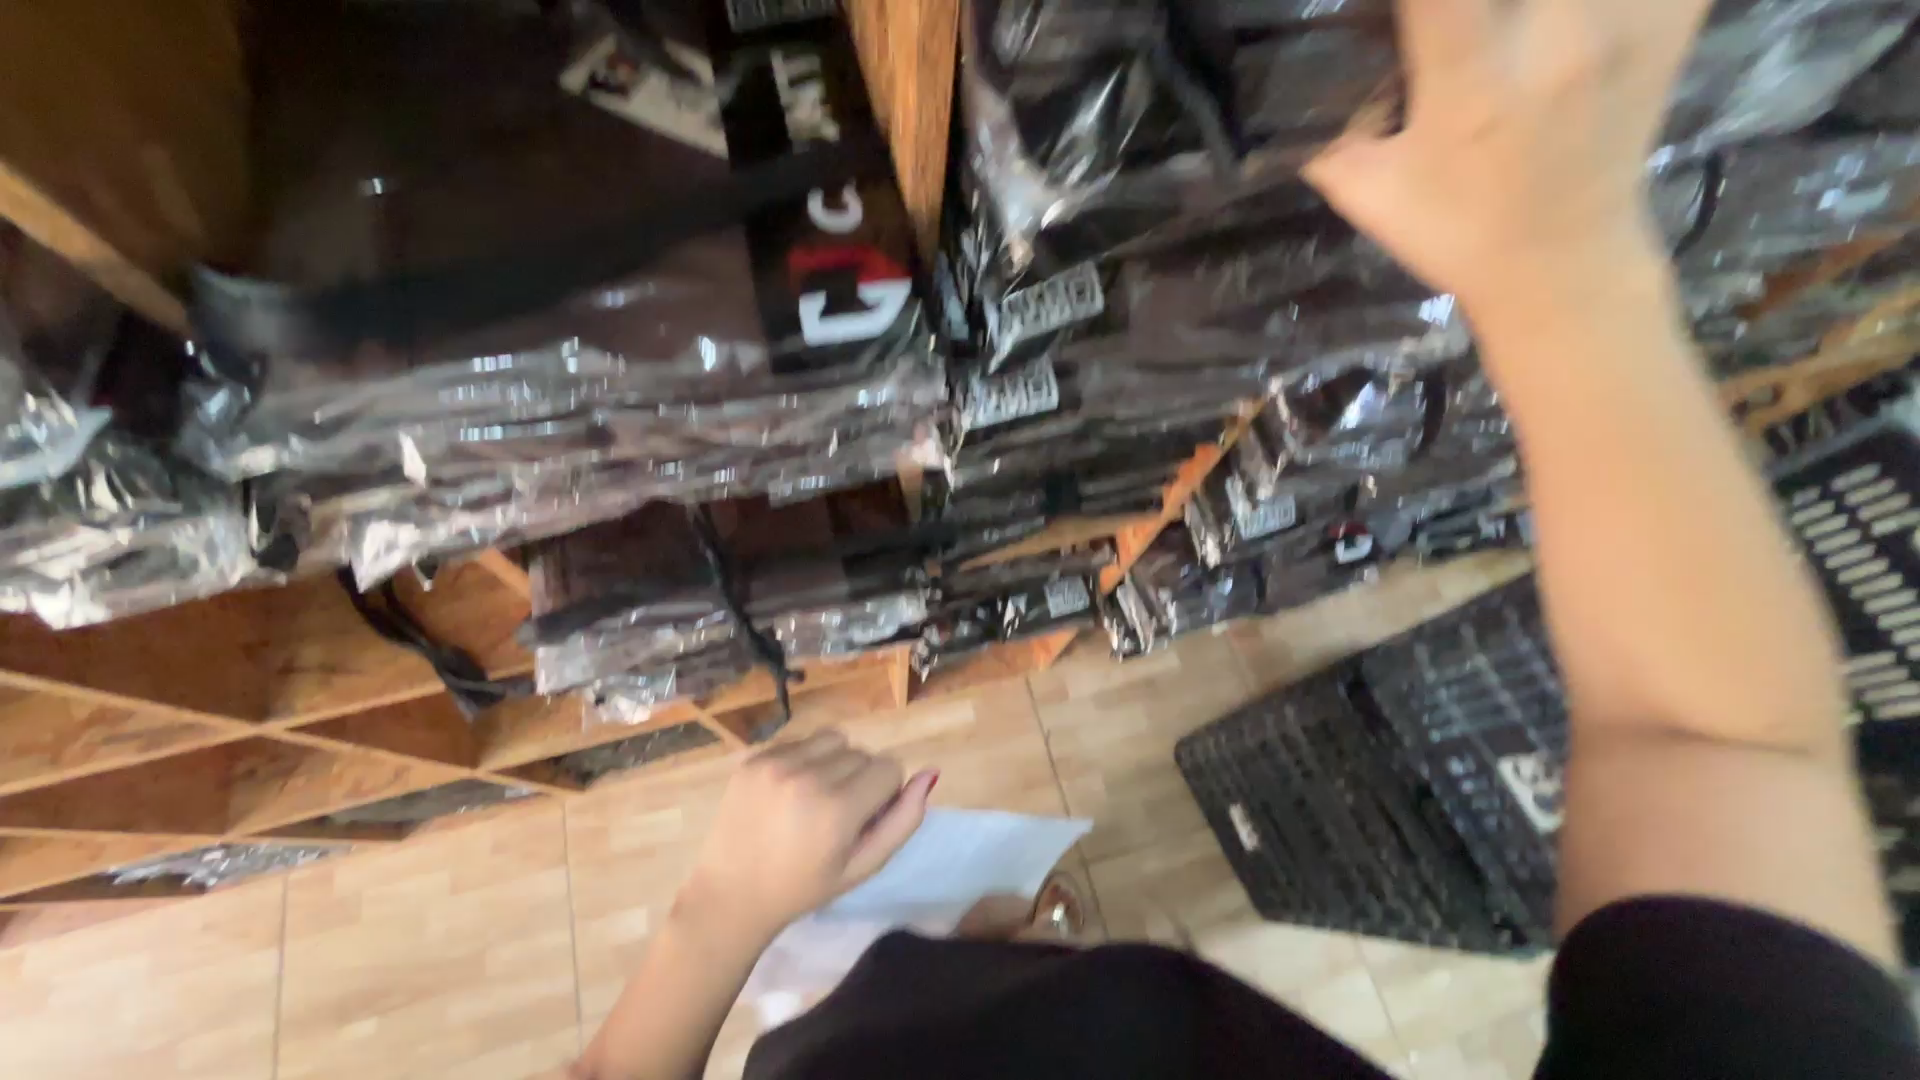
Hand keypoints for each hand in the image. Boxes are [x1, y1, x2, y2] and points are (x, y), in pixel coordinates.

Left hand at [682, 731, 936, 936]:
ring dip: (835, 761)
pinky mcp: (754, 758)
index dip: (885, 793)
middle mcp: (808, 777)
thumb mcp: (862, 867)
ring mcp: (776, 764)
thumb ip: (903, 821)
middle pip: (863, 753)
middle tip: (838, 813)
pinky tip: (790, 790)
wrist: (731, 895)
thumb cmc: (803, 888)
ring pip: (835, 739)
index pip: (890, 767)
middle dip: (860, 778)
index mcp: (838, 810)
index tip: (864, 819)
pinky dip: (805, 759)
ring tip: (816, 795)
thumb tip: (930, 773)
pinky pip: (800, 741)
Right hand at [1303, 0, 1713, 313]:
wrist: (1559, 262)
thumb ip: (1322, 134)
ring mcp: (1629, 21)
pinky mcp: (1674, 13)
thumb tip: (1281, 79)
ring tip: (1494, 15)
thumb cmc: (1452, 233)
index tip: (1383, 1)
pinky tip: (1552, 13)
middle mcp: (1559, 40)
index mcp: (1472, 91)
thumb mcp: (1365, 195)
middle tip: (1447, 11)